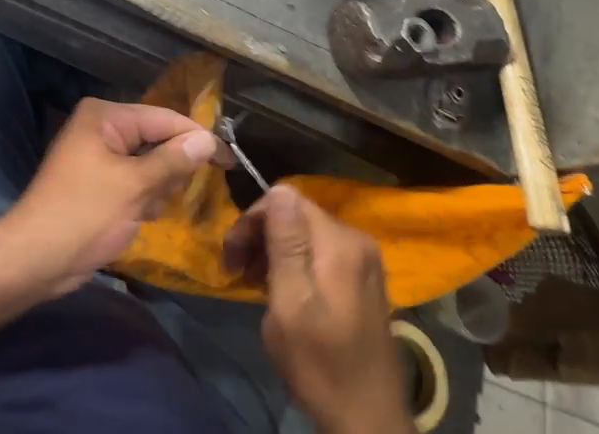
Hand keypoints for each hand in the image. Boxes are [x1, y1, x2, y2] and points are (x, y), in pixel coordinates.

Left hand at [0, 98, 229, 297]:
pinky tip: (136, 218)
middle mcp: (100, 128)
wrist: (35, 259)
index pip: (164, 118)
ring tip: (143, 211)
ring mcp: (96, 156)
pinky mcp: (96, 183)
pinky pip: (133, 183)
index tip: (229, 161)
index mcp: (104, 116)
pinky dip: (142, 200)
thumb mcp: (135, 186)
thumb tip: (207, 140)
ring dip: (155, 190)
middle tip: (163, 197)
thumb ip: (173, 160)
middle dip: (168, 171)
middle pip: (157, 140)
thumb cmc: (85, 215)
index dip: (198, 138)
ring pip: (148, 165)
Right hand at [224, 185, 408, 433]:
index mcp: (340, 242)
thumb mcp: (291, 304)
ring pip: (306, 234)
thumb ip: (286, 244)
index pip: (287, 199)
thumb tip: (280, 187)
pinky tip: (280, 290)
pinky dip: (293, 264)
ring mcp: (364, 261)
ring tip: (253, 283)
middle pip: (296, 215)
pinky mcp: (363, 281)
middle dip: (260, 235)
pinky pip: (320, 254)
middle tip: (236, 271)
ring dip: (273, 251)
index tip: (231, 256)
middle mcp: (357, 240)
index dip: (253, 220)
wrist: (368, 418)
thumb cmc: (321, 363)